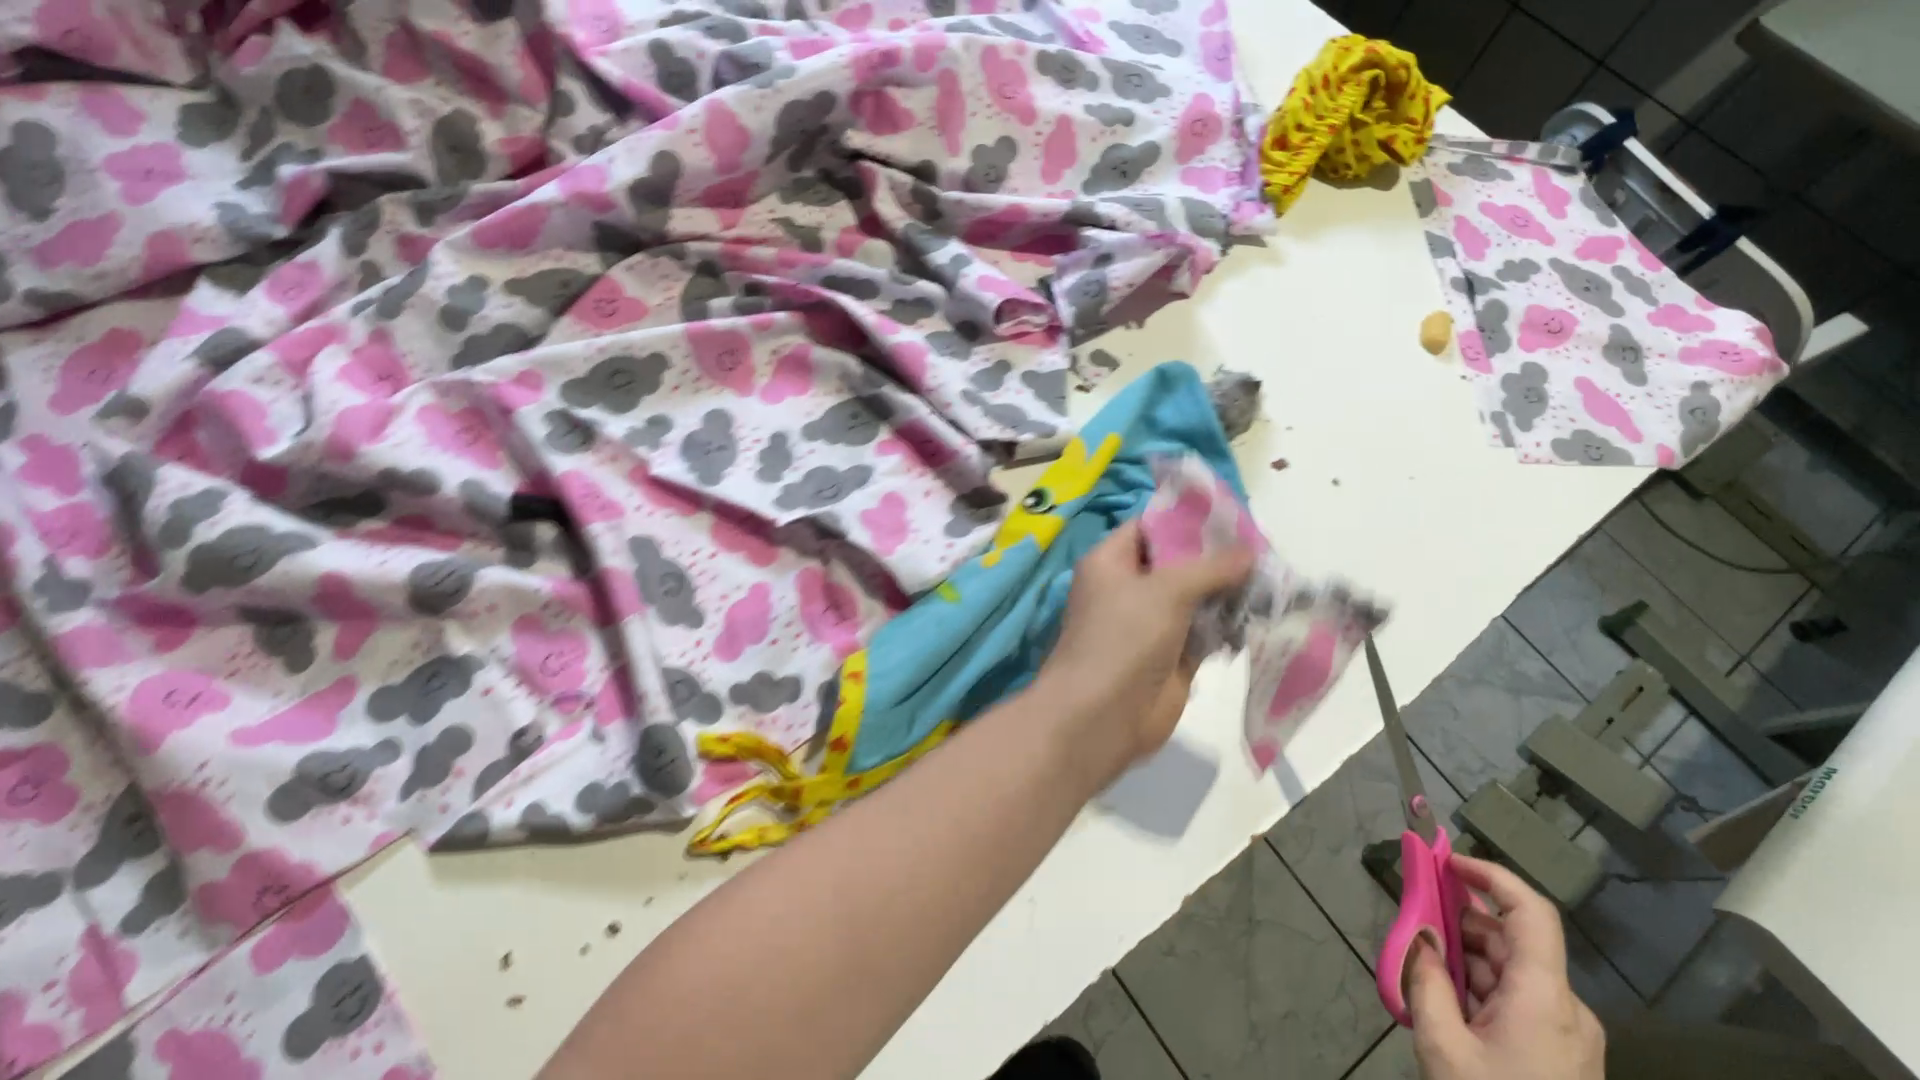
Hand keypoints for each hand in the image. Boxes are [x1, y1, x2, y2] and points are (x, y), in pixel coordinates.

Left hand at [1031, 520, 1253, 785]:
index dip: (1189, 519)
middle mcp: (1129, 588)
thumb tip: (1250, 551)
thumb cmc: (1123, 639)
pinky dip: (1230, 626)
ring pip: (1197, 598)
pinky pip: (1207, 632)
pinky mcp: (1172, 657)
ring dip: (1231, 593)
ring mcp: (1151, 624)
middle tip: (1266, 549)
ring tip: (1275, 581)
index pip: (1151, 526)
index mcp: (1111, 562)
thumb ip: (1211, 567)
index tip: (1234, 516)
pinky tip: (1264, 617)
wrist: (1101, 717)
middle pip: (1179, 563)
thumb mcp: (1166, 589)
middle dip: (1219, 558)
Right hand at [1409, 854, 1604, 1079]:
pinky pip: (1520, 1002)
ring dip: (1469, 958)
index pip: (1530, 911)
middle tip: (1414, 916)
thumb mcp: (1445, 1047)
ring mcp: (1570, 1032)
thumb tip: (1421, 936)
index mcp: (1546, 996)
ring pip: (1515, 972)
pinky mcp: (1563, 1054)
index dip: (1490, 876)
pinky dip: (1483, 988)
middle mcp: (1567, 1006)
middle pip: (1516, 941)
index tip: (1445, 861)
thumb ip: (1427, 982)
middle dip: (1464, 921)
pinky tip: (1447, 1001)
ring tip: (1422, 965)